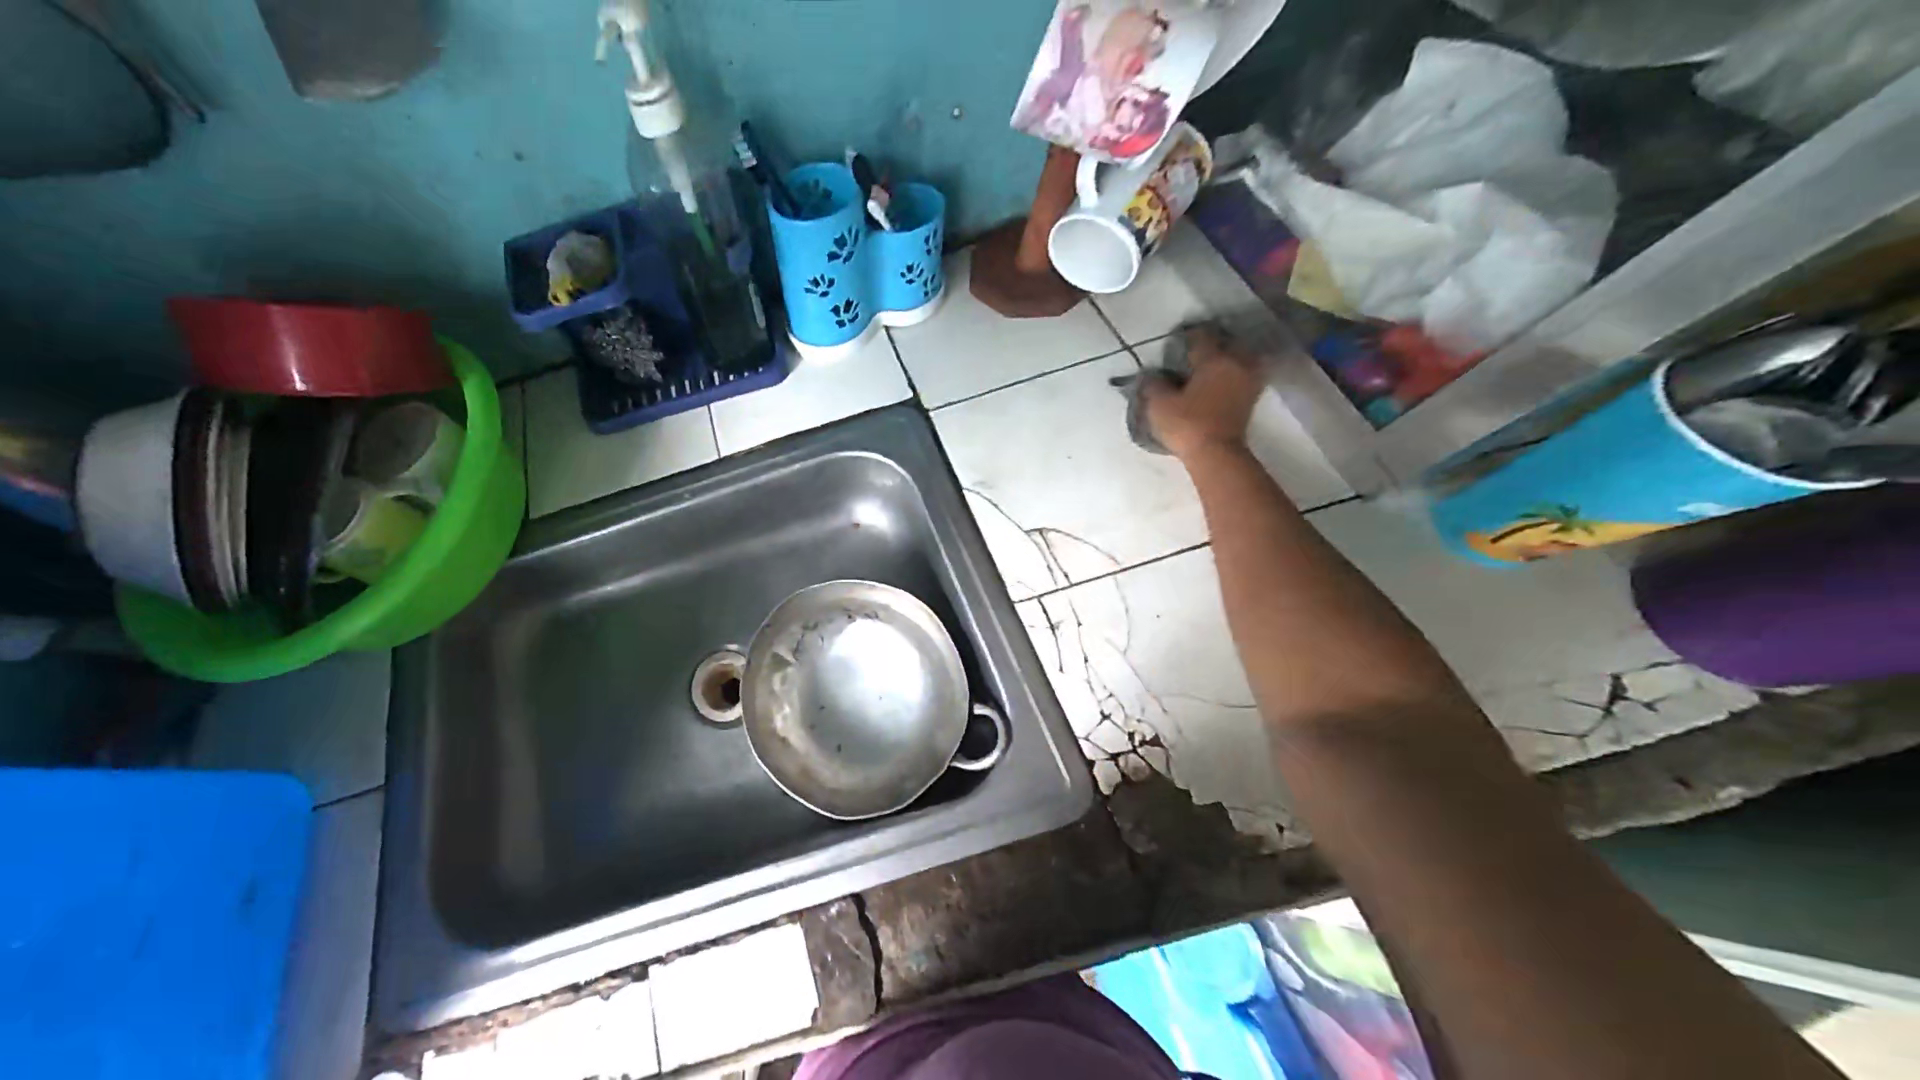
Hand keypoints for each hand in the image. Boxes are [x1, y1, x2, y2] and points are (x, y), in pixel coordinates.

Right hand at [1144, 325, 1263, 461]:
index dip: (1187, 336)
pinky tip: (1219, 382)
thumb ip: (1153, 384)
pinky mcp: (1251, 399)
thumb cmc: (1187, 425)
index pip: (1201, 337)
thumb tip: (1151, 375)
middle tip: (1194, 352)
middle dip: (1211, 345)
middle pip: (1226, 344)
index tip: (1176, 341)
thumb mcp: (1159, 404)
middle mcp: (1236, 364)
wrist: (1216, 454)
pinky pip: (1243, 376)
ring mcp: (1248, 381)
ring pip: (1239, 359)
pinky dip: (1233, 375)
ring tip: (1209, 366)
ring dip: (1226, 359)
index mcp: (1214, 359)